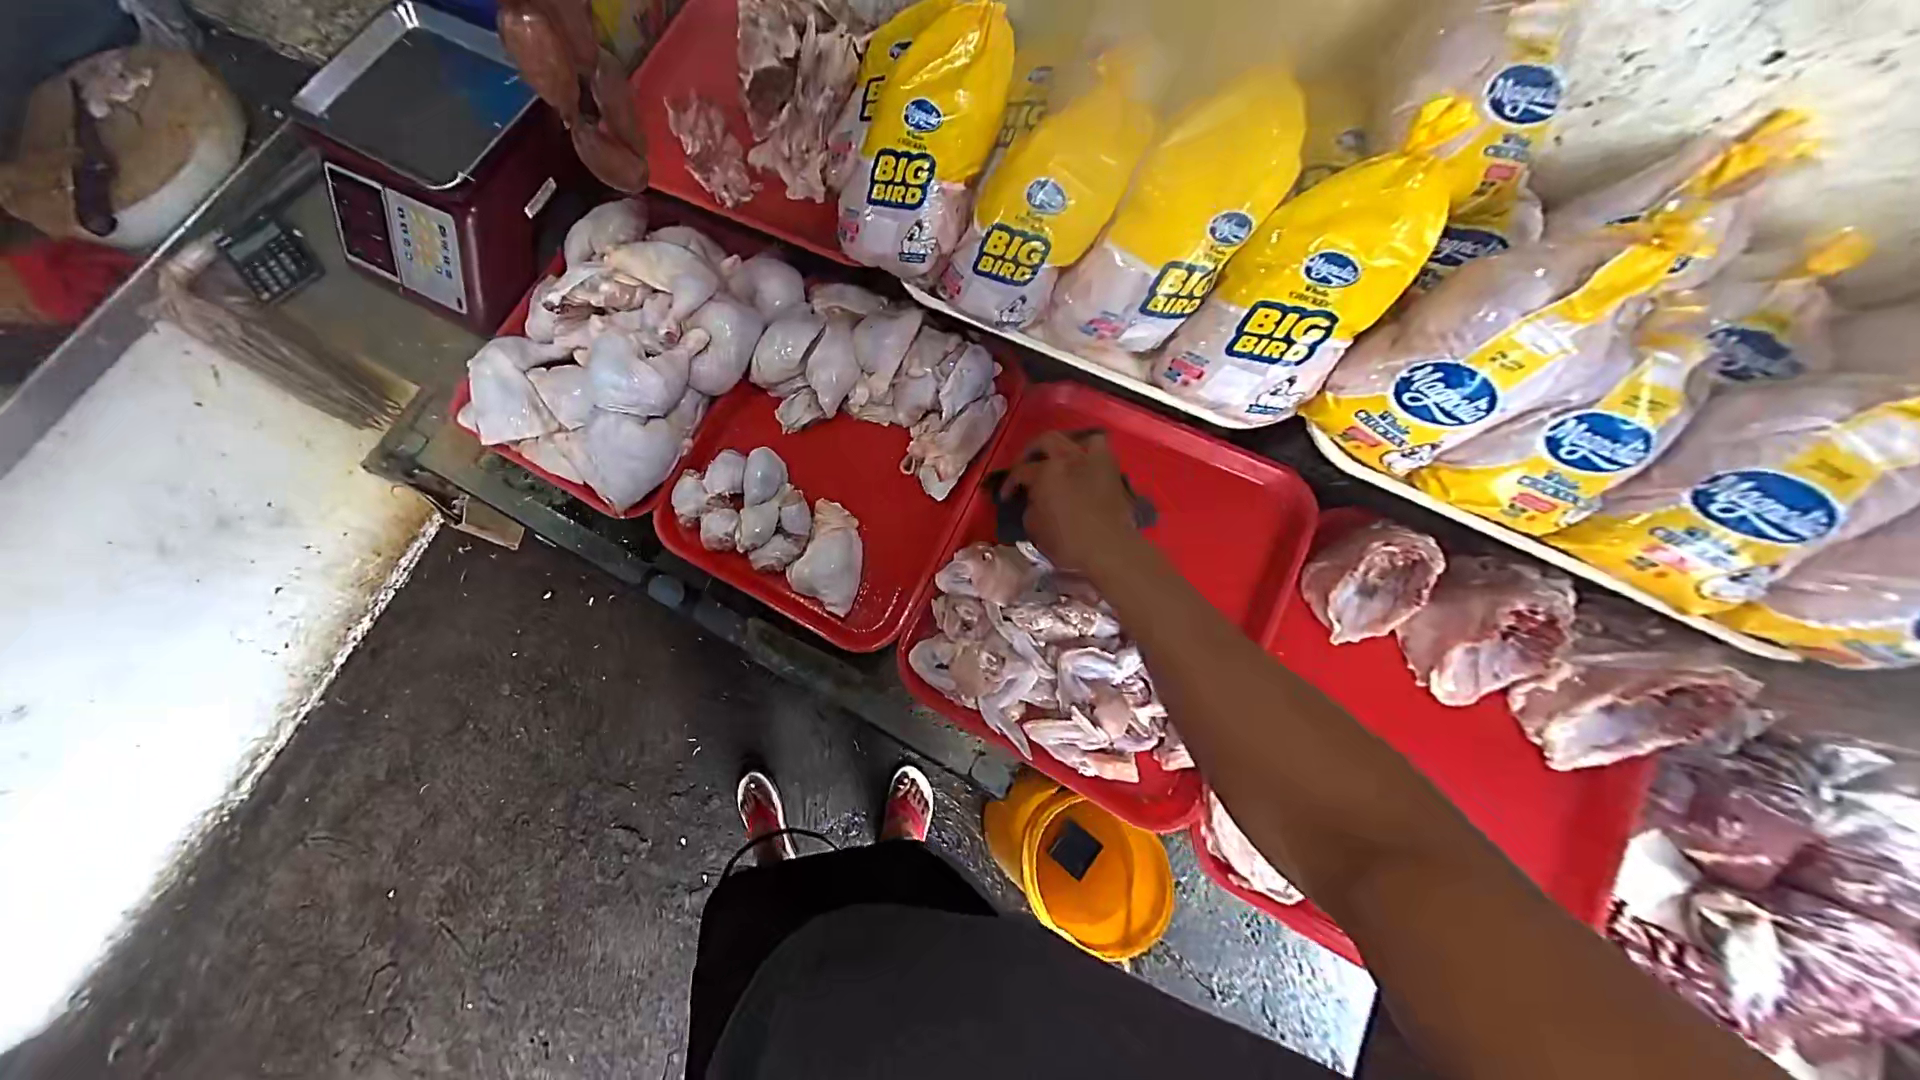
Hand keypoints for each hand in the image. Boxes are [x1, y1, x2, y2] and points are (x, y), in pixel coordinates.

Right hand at [1000, 431, 1143, 575]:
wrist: (1109, 549)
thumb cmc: (1068, 542)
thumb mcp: (1034, 528)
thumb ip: (1030, 507)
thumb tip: (1034, 500)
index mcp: (1045, 473)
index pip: (1020, 471)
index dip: (1009, 484)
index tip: (1006, 497)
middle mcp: (1068, 459)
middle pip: (1044, 441)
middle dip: (1030, 452)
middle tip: (1025, 467)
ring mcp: (1092, 460)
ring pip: (1075, 438)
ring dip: (1062, 446)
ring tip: (1057, 459)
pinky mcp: (1111, 469)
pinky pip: (1100, 448)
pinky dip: (1090, 451)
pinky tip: (1083, 464)